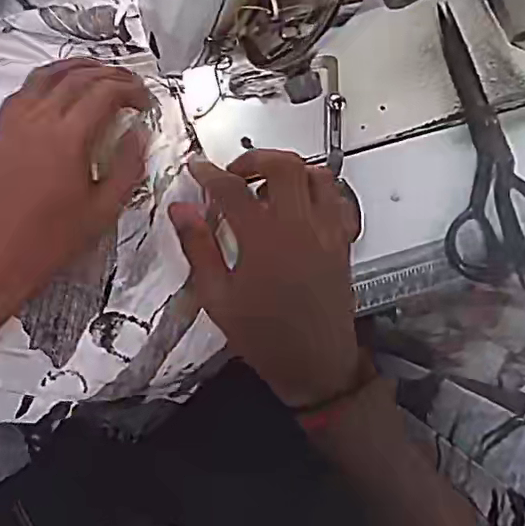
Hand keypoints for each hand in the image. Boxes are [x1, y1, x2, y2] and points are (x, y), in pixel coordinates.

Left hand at [0, 59, 153, 338]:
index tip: (143, 100)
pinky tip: (54, 90)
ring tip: (96, 71)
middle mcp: (38, 122)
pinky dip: (45, 81)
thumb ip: (127, 168)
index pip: (105, 92)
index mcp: (67, 138)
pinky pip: (23, 92)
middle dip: (109, 73)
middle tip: (128, 83)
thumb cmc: (46, 242)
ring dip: (75, 67)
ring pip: (46, 76)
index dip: (130, 89)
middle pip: (77, 77)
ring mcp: (14, 125)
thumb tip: (137, 136)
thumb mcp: (102, 211)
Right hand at [169, 150, 361, 408]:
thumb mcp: (217, 297)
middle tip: (234, 172)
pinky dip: (316, 191)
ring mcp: (327, 233)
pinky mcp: (342, 243)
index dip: (209, 173)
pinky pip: (336, 200)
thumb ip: (198, 247)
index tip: (198, 169)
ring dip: (288, 171)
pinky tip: (298, 206)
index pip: (232, 188)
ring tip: (265, 185)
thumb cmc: (264, 337)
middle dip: (254, 159)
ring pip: (316, 175)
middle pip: (283, 166)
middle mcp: (300, 228)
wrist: (315, 366)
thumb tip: (181, 211)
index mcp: (264, 239)